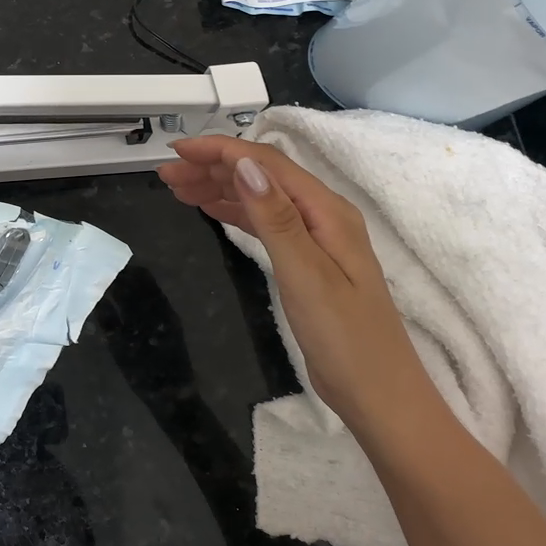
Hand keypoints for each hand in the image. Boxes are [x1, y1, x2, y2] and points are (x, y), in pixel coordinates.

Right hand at [159, 135, 434, 431]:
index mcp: (326, 211)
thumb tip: (243, 164)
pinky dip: (233, 210)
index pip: (266, 163)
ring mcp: (315, 238)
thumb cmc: (344, 337)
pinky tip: (210, 210)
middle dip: (212, 167)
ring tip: (177, 188)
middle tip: (166, 174)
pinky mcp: (306, 260)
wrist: (379, 395)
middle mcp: (322, 215)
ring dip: (218, 187)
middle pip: (260, 175)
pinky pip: (263, 220)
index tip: (177, 151)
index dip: (220, 150)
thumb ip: (275, 217)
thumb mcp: (305, 274)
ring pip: (259, 196)